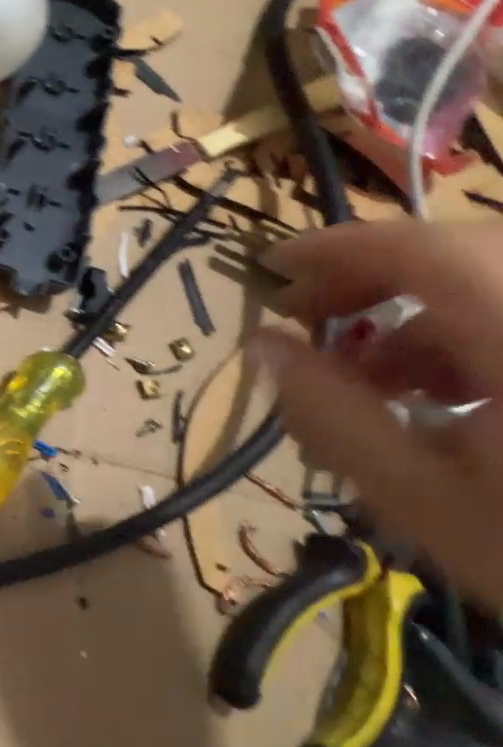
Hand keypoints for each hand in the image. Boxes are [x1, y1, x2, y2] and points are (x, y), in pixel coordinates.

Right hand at [251, 220, 502, 605]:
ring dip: (428, 316)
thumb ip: (332, 414)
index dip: (339, 246)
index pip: (427, 251)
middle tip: (311, 318)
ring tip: (377, 378)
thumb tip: (266, 346)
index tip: (269, 269)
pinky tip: (453, 395)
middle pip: (474, 253)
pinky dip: (482, 338)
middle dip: (379, 278)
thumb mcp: (418, 499)